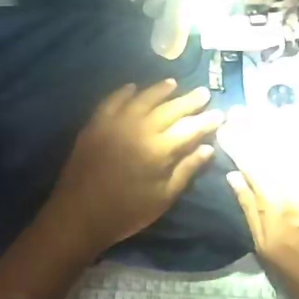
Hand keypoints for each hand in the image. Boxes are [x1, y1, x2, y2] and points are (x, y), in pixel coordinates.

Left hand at [43, 79, 224, 252]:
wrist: (78, 214)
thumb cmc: (126, 212)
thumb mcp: (163, 198)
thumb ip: (186, 170)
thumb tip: (208, 148)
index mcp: (159, 149)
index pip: (190, 128)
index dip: (206, 121)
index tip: (219, 113)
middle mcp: (139, 128)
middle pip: (169, 109)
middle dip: (188, 100)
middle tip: (203, 92)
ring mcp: (114, 123)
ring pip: (142, 99)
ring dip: (159, 90)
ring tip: (173, 83)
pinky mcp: (95, 125)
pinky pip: (112, 101)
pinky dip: (124, 92)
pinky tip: (133, 87)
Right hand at [221, 111, 298, 298]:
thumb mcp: (267, 250)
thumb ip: (252, 210)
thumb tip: (234, 178)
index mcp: (279, 205)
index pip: (252, 163)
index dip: (236, 141)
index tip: (225, 126)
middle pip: (280, 146)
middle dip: (258, 126)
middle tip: (245, 111)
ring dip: (298, 124)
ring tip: (283, 111)